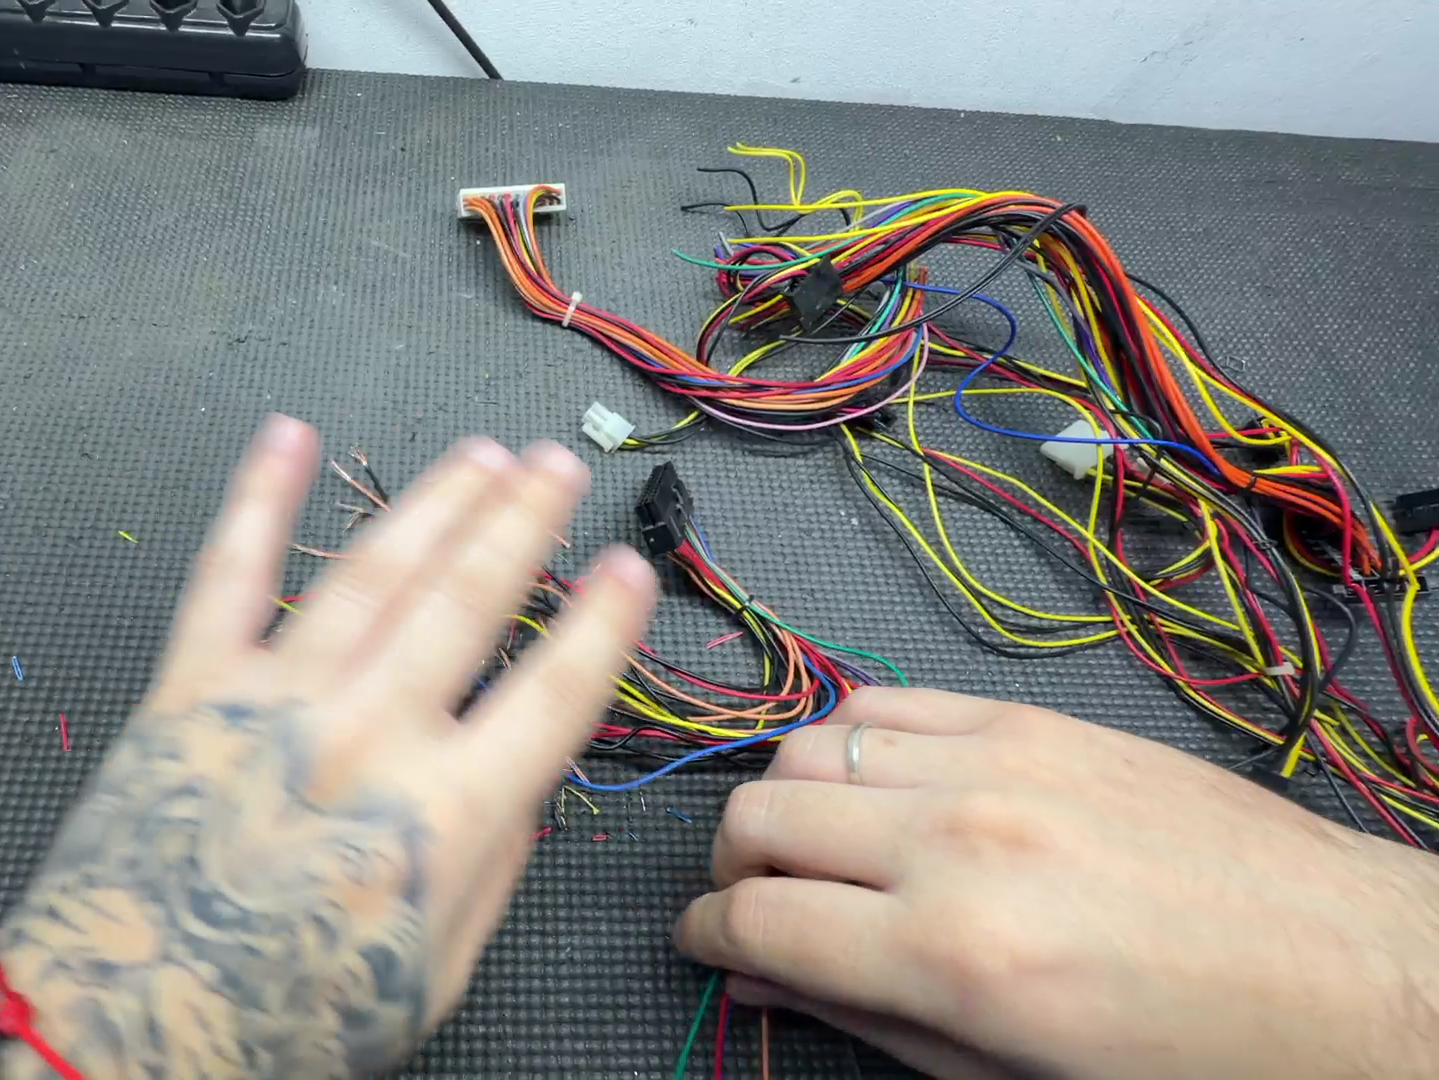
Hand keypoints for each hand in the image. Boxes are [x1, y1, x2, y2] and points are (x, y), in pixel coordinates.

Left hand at [0, 416, 656, 1078]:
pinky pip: (230, 573)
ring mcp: (274, 699)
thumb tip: (521, 784)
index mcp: (438, 816)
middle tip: (555, 467)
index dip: (601, 623)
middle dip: (520, 522)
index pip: (553, 693)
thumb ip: (491, 867)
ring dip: (433, 503)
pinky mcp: (192, 687)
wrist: (115, 1035)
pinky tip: (289, 437)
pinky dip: (259, 497)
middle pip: (464, 601)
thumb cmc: (280, 1020)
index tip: (628, 567)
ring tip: (478, 456)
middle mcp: (363, 737)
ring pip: (370, 571)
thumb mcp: (434, 974)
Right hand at [674, 686, 1438, 1079]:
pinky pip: (873, 704)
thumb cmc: (1198, 1062)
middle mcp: (951, 842)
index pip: (761, 919)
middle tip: (751, 893)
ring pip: (801, 750)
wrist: (1375, 975)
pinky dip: (839, 743)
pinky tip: (861, 780)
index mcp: (957, 956)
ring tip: (807, 838)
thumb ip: (863, 1018)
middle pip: (758, 818)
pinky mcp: (1016, 718)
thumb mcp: (1017, 1079)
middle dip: (726, 864)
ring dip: (778, 800)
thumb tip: (754, 978)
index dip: (708, 931)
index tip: (702, 937)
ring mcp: (983, 762)